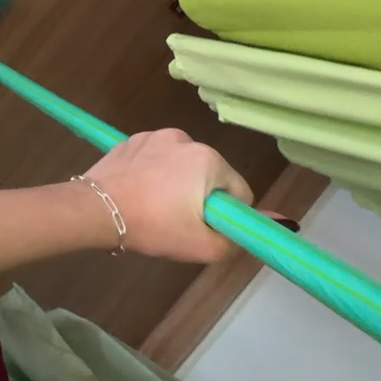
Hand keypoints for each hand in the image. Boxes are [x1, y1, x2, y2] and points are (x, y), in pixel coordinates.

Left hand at [82, 128, 252, 262]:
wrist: (95, 210)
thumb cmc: (154, 226)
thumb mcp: (207, 245)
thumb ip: (246, 233)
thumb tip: (285, 223)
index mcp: (207, 157)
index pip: (238, 191)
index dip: (225, 215)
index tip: (201, 225)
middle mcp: (181, 138)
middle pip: (209, 176)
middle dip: (200, 197)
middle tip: (176, 219)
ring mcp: (151, 135)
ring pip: (181, 167)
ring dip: (176, 184)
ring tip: (154, 206)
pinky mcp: (128, 140)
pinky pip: (156, 160)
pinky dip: (153, 174)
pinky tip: (139, 192)